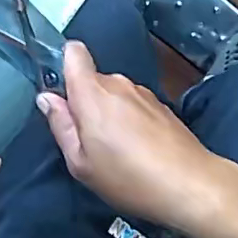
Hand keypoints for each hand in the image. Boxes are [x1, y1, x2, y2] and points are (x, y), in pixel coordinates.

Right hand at [36, 41, 237, 237]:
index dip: (64, 65)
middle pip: (92, 79)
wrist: (190, 185)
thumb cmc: (128, 177)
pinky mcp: (162, 105)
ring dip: (110, 113)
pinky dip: (130, 120)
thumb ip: (61, 125)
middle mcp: (118, 83)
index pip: (74, 53)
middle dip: (86, 102)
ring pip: (114, 93)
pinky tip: (139, 149)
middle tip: (88, 139)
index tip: (62, 93)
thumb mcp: (80, 162)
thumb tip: (46, 98)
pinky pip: (134, 104)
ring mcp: (143, 93)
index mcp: (92, 93)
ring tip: (116, 149)